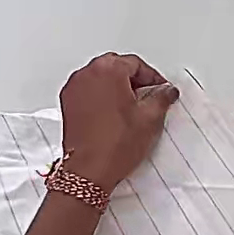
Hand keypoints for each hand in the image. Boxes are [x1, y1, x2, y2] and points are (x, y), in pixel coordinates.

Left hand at [58, 53, 178, 191]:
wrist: (89, 171)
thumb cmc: (114, 145)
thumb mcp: (150, 118)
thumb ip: (162, 97)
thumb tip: (166, 92)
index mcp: (108, 70)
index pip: (135, 63)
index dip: (152, 77)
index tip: (160, 88)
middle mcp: (87, 75)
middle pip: (115, 66)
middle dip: (133, 78)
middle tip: (148, 95)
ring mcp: (74, 89)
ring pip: (100, 78)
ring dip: (116, 86)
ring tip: (131, 106)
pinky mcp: (67, 104)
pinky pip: (88, 91)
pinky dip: (101, 96)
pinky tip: (113, 114)